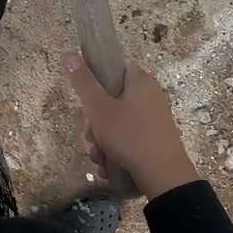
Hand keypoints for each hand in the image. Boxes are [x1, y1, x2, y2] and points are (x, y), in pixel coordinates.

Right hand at [66, 55, 198, 198]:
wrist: (164, 178)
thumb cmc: (129, 135)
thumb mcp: (99, 108)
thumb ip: (83, 82)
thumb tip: (69, 54)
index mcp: (140, 81)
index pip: (113, 69)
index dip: (96, 83)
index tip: (86, 103)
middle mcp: (150, 96)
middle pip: (112, 100)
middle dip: (95, 122)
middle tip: (91, 136)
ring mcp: (154, 120)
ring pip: (117, 123)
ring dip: (102, 140)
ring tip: (99, 157)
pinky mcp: (155, 140)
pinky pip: (128, 138)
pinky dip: (116, 150)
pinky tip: (108, 166)